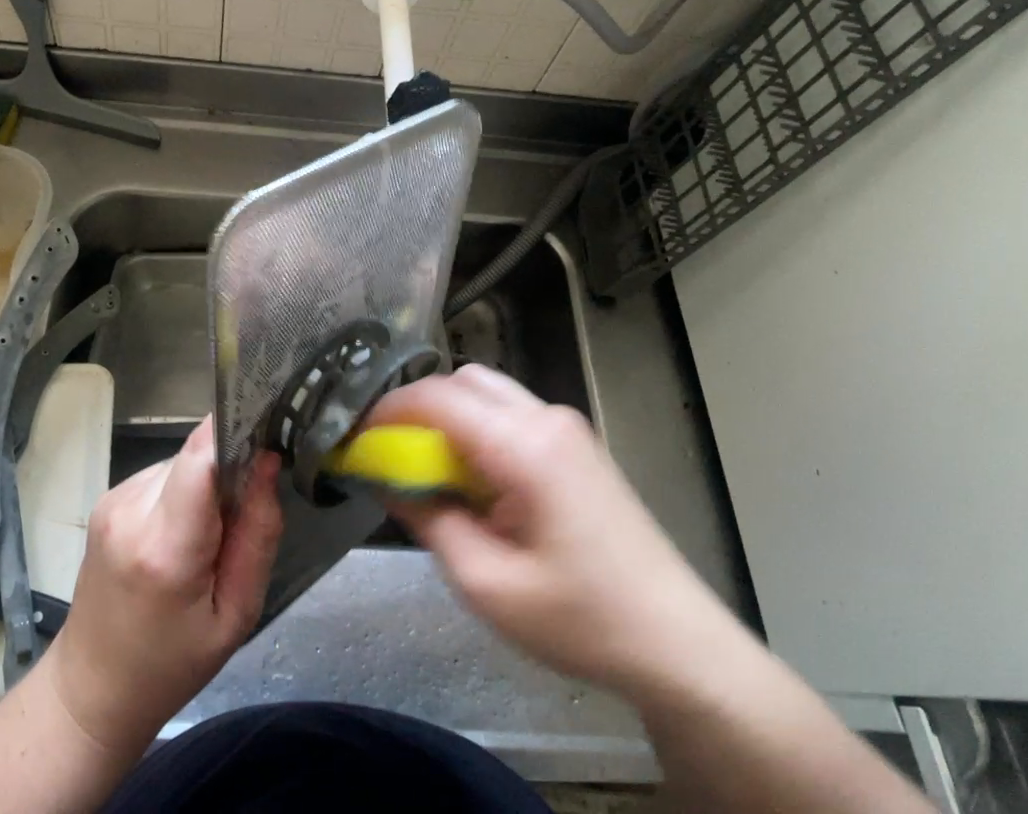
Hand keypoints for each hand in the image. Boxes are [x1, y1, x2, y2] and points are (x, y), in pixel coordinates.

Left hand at [47, 418, 281, 750]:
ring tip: (207, 542)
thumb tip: (267, 462)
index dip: (237, 434)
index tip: (268, 440)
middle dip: (228, 476)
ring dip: (204, 488)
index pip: (201, 454)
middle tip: (240, 527)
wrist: (93, 685)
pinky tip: (181, 539)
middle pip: (196, 457)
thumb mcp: (237, 613)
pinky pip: (162, 477)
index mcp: (164, 546)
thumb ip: (257, 534)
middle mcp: (129, 510)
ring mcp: (111, 502)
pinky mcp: (106, 501)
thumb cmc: (172, 664)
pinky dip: (182, 496)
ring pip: (180, 464)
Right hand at [369, 365, 737, 695]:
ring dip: (446, 422)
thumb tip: (386, 480)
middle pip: (463, 383)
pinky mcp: (577, 450)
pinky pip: (511, 419)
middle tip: (386, 458)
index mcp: (527, 446)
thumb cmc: (580, 620)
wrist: (676, 643)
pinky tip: (469, 484)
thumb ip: (429, 519)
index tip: (352, 443)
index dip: (385, 413)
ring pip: (487, 396)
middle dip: (415, 411)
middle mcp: (548, 420)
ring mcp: (569, 431)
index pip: (437, 398)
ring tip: (424, 475)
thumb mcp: (486, 583)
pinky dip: (475, 435)